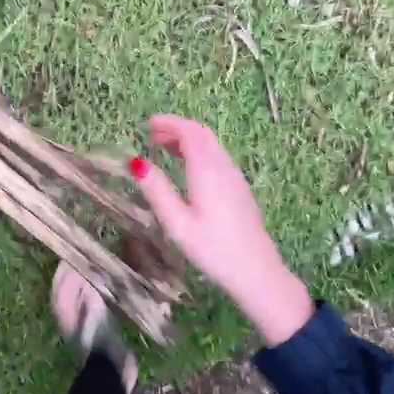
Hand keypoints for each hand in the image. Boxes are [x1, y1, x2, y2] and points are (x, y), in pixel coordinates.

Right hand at [131, 115, 314, 344]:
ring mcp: (234, 175)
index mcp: (206, 169)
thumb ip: (157, 192)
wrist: (256, 270)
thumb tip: (137, 163)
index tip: (148, 124)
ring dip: (188, 139)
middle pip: (201, 133)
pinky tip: (188, 168)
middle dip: (177, 128)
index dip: (169, 123)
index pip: (189, 132)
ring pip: (211, 144)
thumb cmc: (213, 249)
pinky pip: (217, 156)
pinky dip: (199, 150)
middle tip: (152, 136)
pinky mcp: (239, 187)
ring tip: (165, 149)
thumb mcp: (178, 224)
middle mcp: (223, 165)